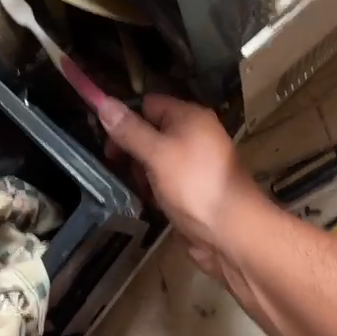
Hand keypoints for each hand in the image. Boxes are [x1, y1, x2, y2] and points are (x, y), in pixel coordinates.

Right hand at [88, 91, 271, 285]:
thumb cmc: (194, 185)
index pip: (148, 104)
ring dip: (144, 174)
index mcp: (189, 116)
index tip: (108, 142)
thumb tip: (103, 102)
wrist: (233, 233)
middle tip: (122, 168)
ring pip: (156, 159)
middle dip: (133, 151)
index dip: (126, 119)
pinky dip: (157, 189)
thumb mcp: (156, 154)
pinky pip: (167, 180)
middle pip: (151, 131)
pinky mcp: (196, 188)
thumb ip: (129, 130)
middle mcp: (195, 134)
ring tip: (144, 191)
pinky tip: (155, 203)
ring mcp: (197, 163)